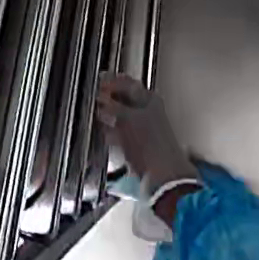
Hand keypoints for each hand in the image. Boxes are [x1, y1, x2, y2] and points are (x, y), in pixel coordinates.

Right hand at [96, 73, 196, 188]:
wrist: (163, 177)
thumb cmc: (148, 144)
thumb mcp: (126, 118)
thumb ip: (112, 105)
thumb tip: (101, 96)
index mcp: (149, 99)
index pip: (126, 83)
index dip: (110, 82)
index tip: (97, 82)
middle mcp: (150, 110)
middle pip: (125, 98)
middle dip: (109, 98)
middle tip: (94, 98)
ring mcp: (146, 128)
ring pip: (124, 115)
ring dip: (110, 114)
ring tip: (96, 114)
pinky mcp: (142, 145)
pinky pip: (124, 132)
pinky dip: (113, 130)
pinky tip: (105, 134)